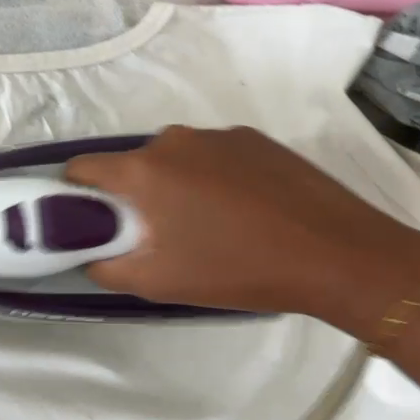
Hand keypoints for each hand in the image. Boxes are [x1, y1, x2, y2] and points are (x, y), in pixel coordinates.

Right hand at [63, 126, 419, 328]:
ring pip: (173, 159)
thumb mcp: (157, 283)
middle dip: (133, 194)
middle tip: (158, 232)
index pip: (81, 167)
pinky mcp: (256, 139)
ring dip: (174, 184)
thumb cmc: (240, 270)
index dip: (75, 192)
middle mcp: (173, 141)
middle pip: (130, 164)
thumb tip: (89, 252)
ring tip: (208, 222)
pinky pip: (213, 155)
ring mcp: (218, 136)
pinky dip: (213, 177)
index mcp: (142, 171)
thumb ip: (105, 266)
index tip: (91, 220)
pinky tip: (244, 210)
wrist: (344, 258)